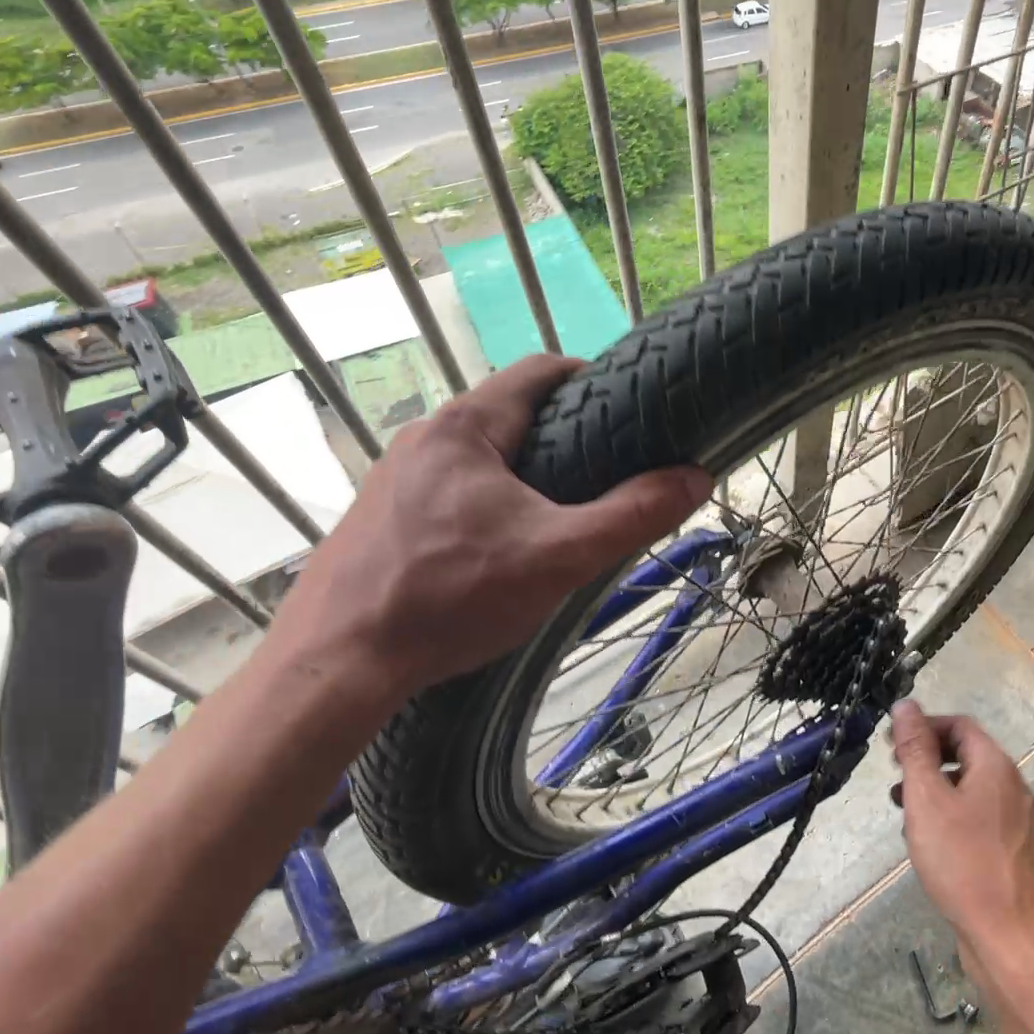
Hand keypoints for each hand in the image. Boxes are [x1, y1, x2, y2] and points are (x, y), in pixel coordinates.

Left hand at [266, 355, 712, 698]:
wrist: (338, 663)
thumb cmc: (452, 598)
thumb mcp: (560, 557)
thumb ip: (633, 514)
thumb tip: (695, 477)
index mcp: (467, 426)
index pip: (541, 370)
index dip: (593, 380)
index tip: (630, 416)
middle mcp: (425, 436)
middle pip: (511, 412)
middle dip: (565, 436)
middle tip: (606, 477)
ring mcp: (395, 475)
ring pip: (481, 453)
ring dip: (525, 471)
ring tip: (560, 517)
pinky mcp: (380, 513)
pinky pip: (450, 486)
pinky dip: (488, 499)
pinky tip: (499, 549)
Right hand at [888, 699, 1033, 950]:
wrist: (1010, 940)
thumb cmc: (964, 863)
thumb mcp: (927, 799)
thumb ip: (915, 750)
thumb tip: (905, 704)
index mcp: (995, 766)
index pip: (959, 725)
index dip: (923, 726)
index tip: (891, 744)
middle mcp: (1012, 786)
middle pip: (965, 754)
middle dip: (926, 758)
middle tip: (893, 775)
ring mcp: (1016, 821)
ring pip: (969, 788)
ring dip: (934, 789)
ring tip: (903, 810)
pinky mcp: (1012, 851)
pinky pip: (977, 818)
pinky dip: (949, 816)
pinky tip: (928, 843)